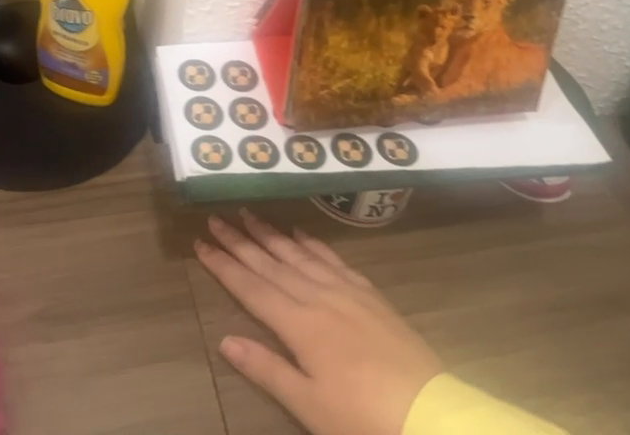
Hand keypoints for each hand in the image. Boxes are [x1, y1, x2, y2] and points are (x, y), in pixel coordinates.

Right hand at [195, 210, 443, 434]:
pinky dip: (314, 244)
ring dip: (272, 234)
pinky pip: (334, 259)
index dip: (224, 265)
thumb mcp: (309, 404)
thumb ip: (267, 368)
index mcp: (299, 324)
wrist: (428, 413)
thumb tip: (224, 339)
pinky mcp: (370, 295)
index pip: (252, 287)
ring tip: (250, 215)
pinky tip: (302, 234)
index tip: (200, 244)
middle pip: (271, 263)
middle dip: (241, 241)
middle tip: (216, 218)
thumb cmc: (362, 416)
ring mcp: (347, 292)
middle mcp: (319, 297)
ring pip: (300, 255)